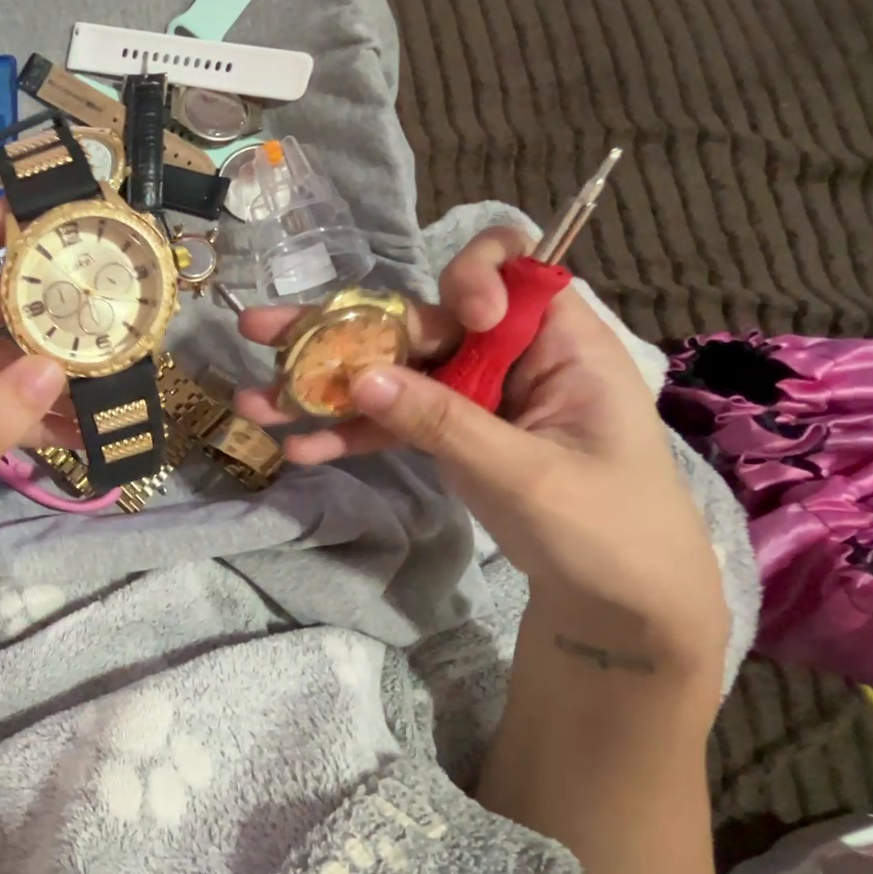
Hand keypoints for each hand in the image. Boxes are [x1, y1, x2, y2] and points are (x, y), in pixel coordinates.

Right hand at [236, 229, 727, 663]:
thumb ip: (442, 421)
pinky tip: (299, 449)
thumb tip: (359, 376)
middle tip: (259, 331)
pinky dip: (344, 435)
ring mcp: (467, 396)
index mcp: (557, 345)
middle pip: (414, 323)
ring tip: (254, 404)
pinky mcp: (442, 433)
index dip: (473, 278)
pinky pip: (384, 423)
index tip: (454, 317)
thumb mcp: (526, 472)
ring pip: (384, 374)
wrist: (618, 602)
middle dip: (336, 331)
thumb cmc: (606, 527)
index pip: (515, 272)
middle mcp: (504, 357)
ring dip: (319, 389)